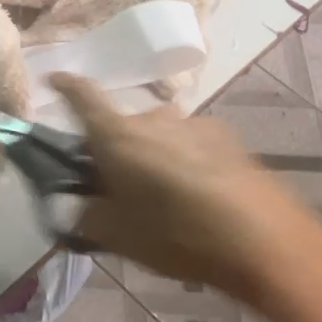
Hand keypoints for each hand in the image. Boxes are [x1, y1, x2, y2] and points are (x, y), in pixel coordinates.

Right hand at [49, 72, 321, 305]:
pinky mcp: (231, 143)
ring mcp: (197, 127)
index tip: (54, 78)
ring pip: (161, 136)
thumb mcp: (115, 235)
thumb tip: (71, 205)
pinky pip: (192, 147)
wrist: (266, 243)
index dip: (65, 86)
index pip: (83, 97)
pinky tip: (196, 197)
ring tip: (160, 195)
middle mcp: (155, 120)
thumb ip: (84, 215)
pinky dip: (185, 164)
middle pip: (124, 124)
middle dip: (115, 146)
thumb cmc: (176, 234)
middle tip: (115, 181)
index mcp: (117, 136)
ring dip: (153, 155)